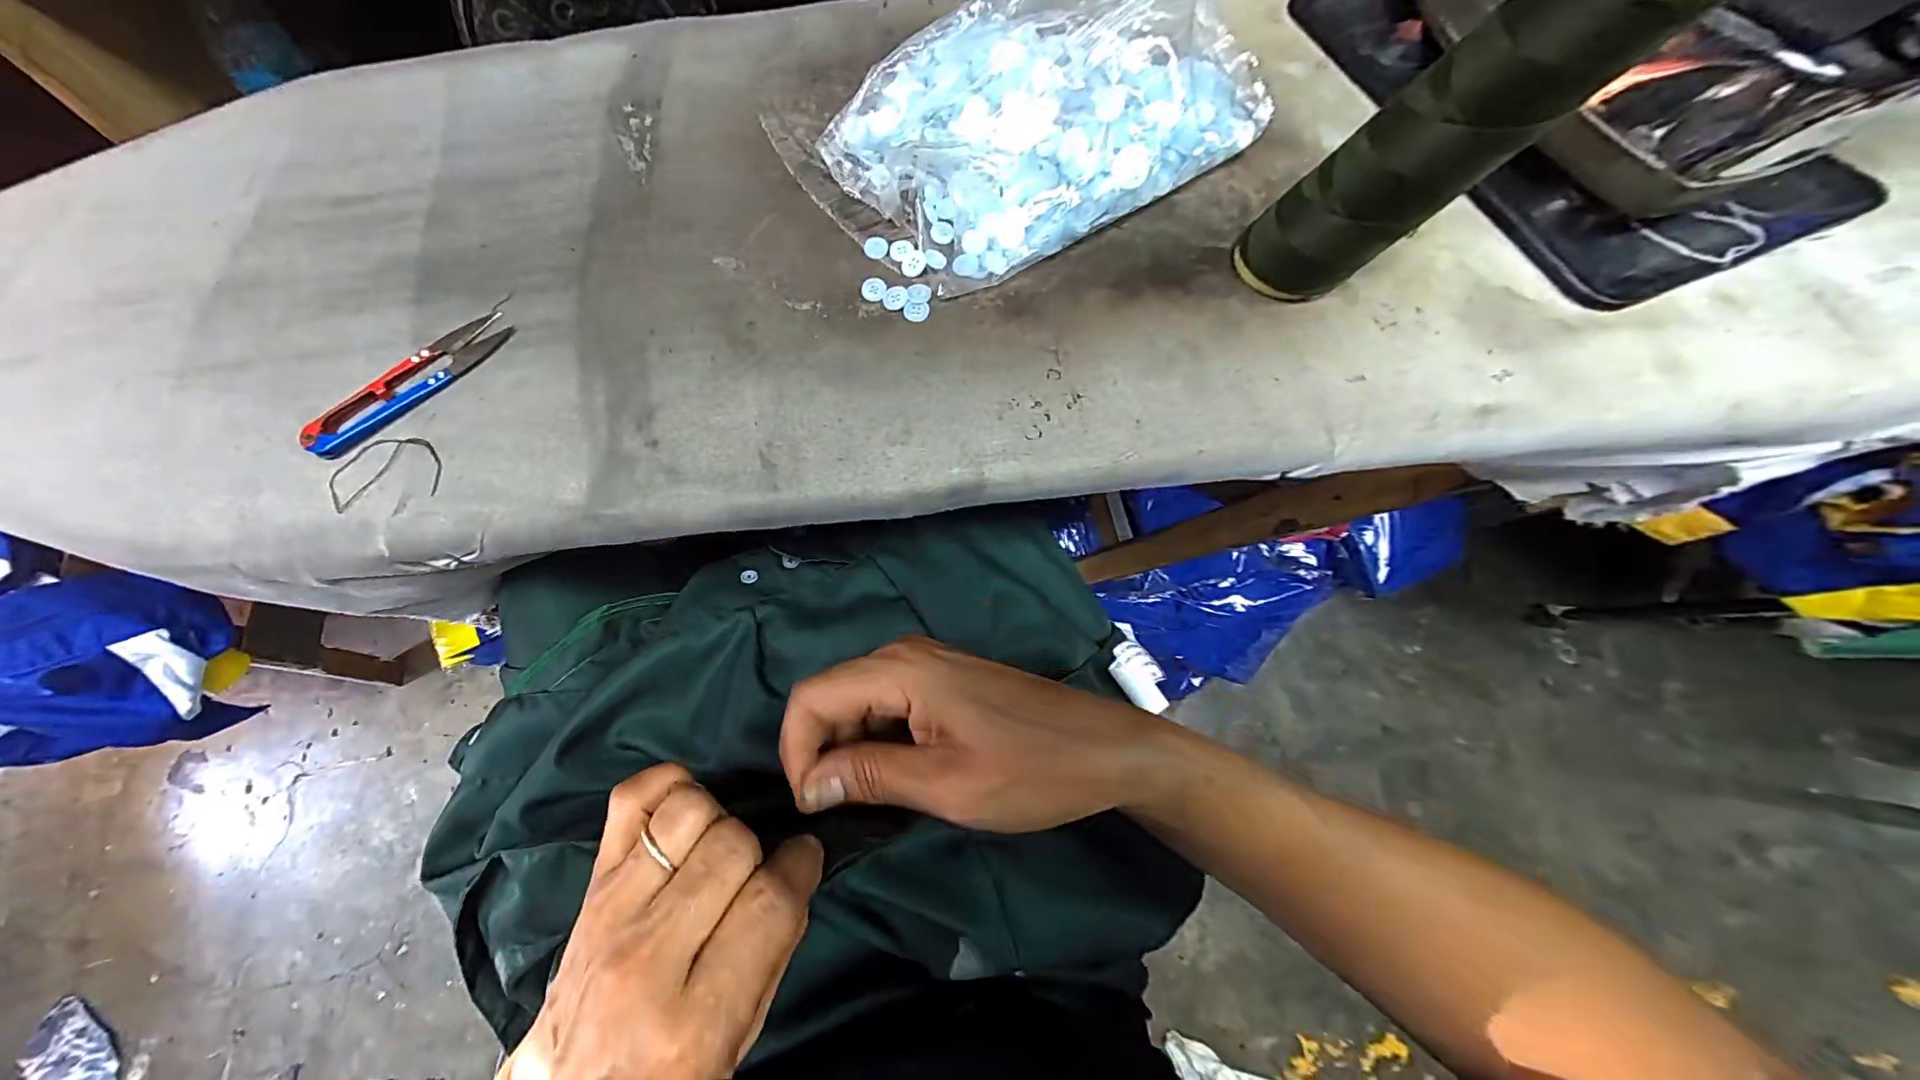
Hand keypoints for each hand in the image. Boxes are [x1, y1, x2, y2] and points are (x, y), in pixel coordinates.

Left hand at [500, 764, 822, 1079]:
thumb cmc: (674, 1070)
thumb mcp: (740, 1035)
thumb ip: (773, 947)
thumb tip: (798, 864)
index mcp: (694, 1020)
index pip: (770, 902)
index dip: (801, 864)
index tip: (806, 857)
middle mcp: (646, 959)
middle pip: (731, 847)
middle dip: (757, 849)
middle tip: (752, 870)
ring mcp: (607, 917)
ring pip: (687, 812)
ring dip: (716, 820)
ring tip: (714, 849)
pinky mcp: (587, 889)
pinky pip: (629, 801)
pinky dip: (665, 789)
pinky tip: (682, 810)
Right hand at [778, 637, 1176, 832]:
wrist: (1106, 748)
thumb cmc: (1031, 769)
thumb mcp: (946, 785)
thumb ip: (871, 777)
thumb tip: (809, 784)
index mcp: (901, 670)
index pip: (810, 697)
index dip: (796, 751)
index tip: (812, 804)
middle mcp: (906, 655)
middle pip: (831, 696)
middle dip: (821, 751)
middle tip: (839, 808)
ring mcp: (928, 664)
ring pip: (858, 702)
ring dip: (850, 749)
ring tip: (870, 797)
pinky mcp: (945, 681)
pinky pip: (889, 704)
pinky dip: (878, 739)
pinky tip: (898, 773)